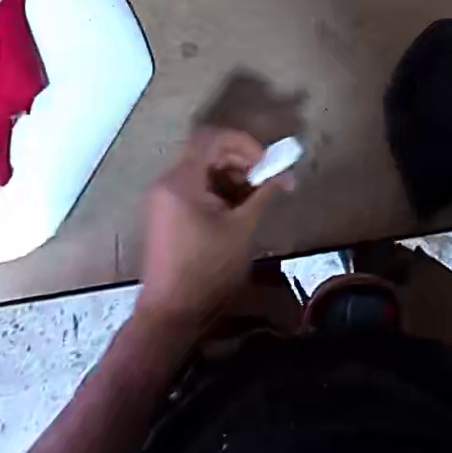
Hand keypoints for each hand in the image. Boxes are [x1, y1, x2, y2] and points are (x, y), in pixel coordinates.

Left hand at [135, 128, 289, 333]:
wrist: (172, 314)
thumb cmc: (208, 269)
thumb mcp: (243, 228)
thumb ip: (264, 194)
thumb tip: (287, 174)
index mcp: (181, 181)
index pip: (211, 138)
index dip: (244, 142)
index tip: (268, 162)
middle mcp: (167, 184)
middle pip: (207, 152)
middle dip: (242, 161)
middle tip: (268, 180)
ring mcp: (164, 200)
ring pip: (203, 171)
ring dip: (233, 177)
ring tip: (258, 198)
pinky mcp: (167, 215)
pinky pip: (196, 189)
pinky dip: (220, 191)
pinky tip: (240, 210)